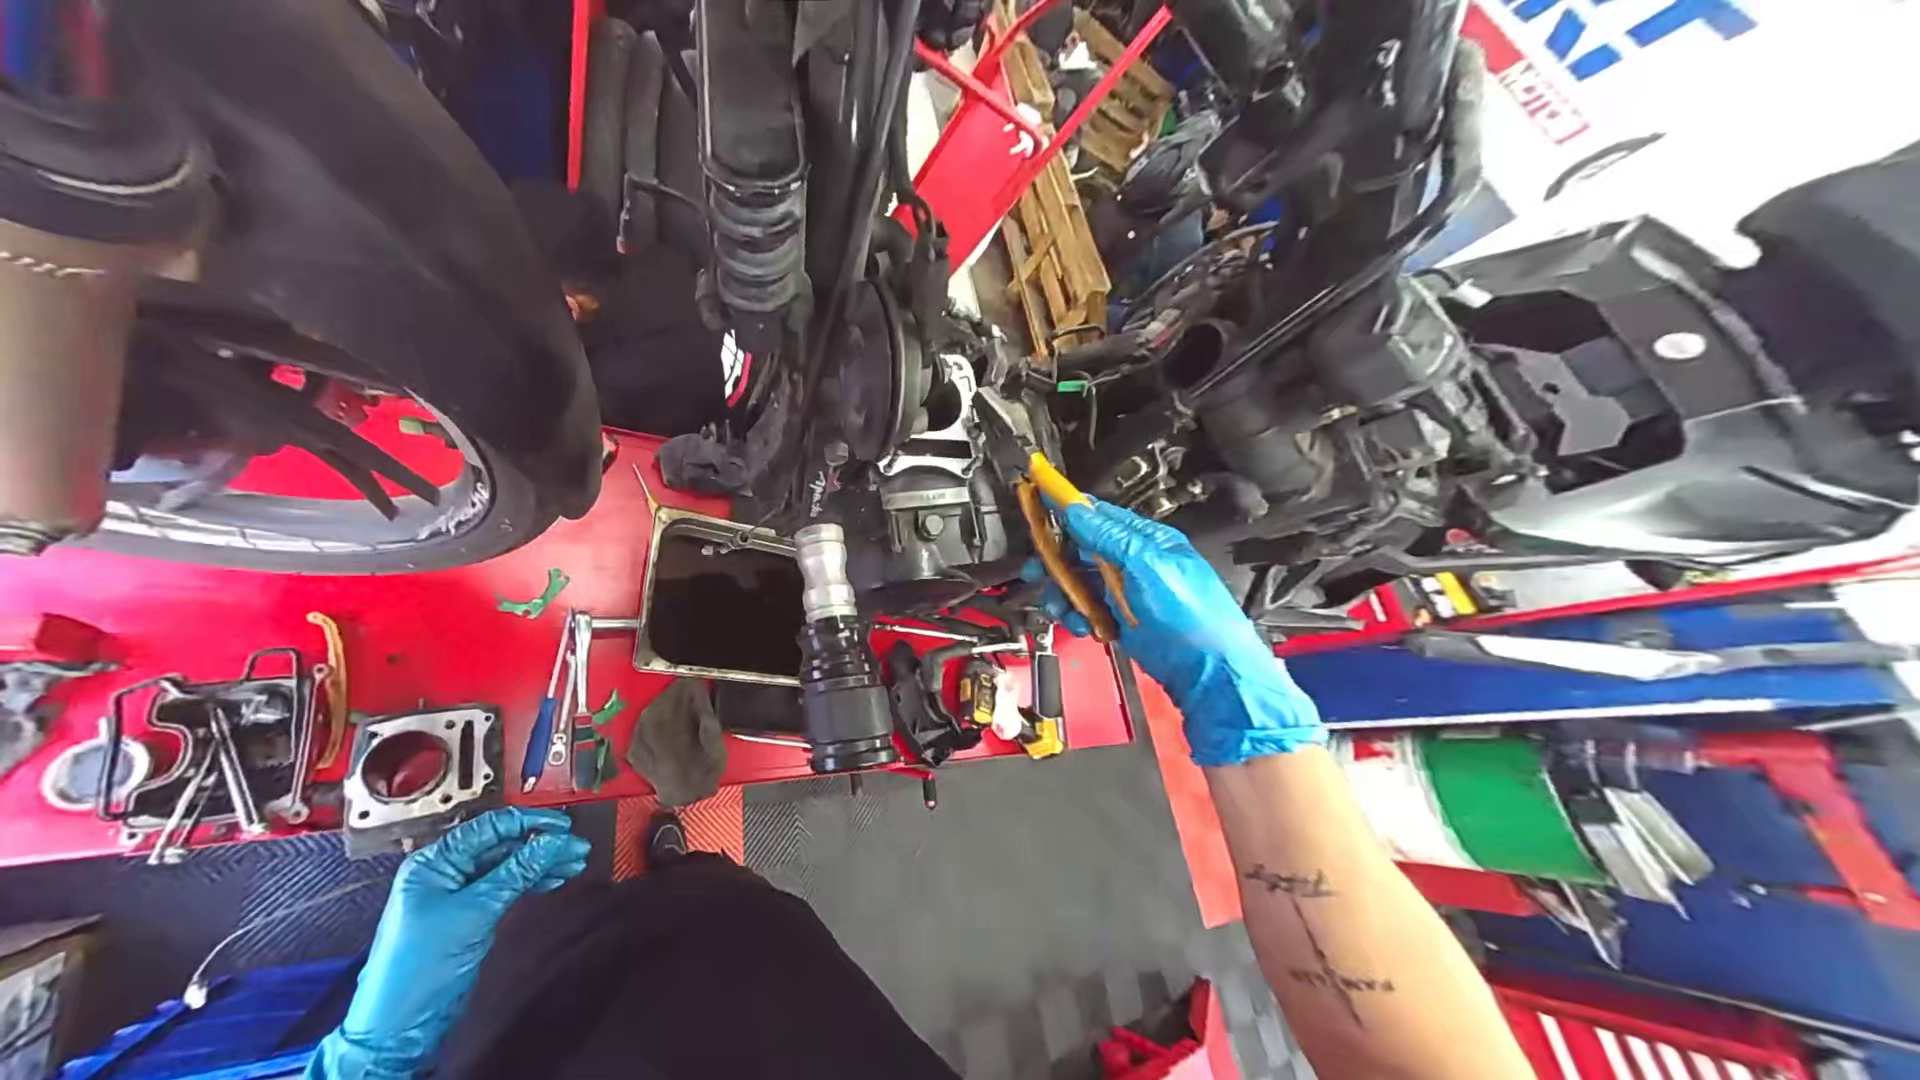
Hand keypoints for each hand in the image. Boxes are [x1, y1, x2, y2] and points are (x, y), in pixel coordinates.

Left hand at [308, 808, 589, 1079]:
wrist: (399, 1028)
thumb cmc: (417, 968)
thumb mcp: (475, 911)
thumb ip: (518, 871)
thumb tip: (555, 840)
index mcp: (435, 862)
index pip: (491, 826)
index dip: (530, 822)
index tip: (563, 827)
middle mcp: (447, 872)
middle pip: (505, 845)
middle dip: (543, 845)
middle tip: (576, 849)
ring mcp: (460, 893)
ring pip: (512, 865)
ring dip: (544, 864)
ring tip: (573, 865)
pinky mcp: (473, 913)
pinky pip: (510, 885)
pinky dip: (534, 881)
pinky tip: (555, 880)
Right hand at [1026, 497, 1324, 766]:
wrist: (1208, 673)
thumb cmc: (1195, 616)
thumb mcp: (1149, 566)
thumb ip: (1110, 536)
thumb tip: (1078, 510)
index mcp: (1145, 540)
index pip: (1098, 515)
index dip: (1066, 511)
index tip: (1038, 506)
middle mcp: (1132, 562)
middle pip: (1081, 550)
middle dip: (1057, 560)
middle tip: (1039, 569)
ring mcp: (1125, 591)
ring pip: (1078, 582)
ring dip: (1063, 593)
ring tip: (1063, 606)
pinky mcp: (1119, 618)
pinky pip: (1085, 610)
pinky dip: (1077, 617)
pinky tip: (1085, 625)